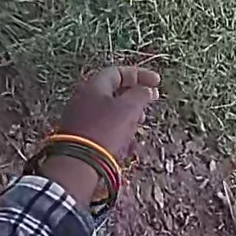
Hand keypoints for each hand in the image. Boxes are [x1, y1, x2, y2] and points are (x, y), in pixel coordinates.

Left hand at [40, 65, 160, 206]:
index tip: (157, 83)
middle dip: (134, 101)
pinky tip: (125, 147)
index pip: (118, 72)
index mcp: (94, 86)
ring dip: (127, 120)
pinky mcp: (80, 137)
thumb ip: (141, 95)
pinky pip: (103, 130)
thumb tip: (148, 90)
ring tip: (136, 131)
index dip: (140, 76)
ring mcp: (80, 118)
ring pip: (110, 113)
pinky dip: (117, 134)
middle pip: (114, 93)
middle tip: (146, 111)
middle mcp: (83, 99)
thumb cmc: (105, 130)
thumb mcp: (129, 109)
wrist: (78, 163)